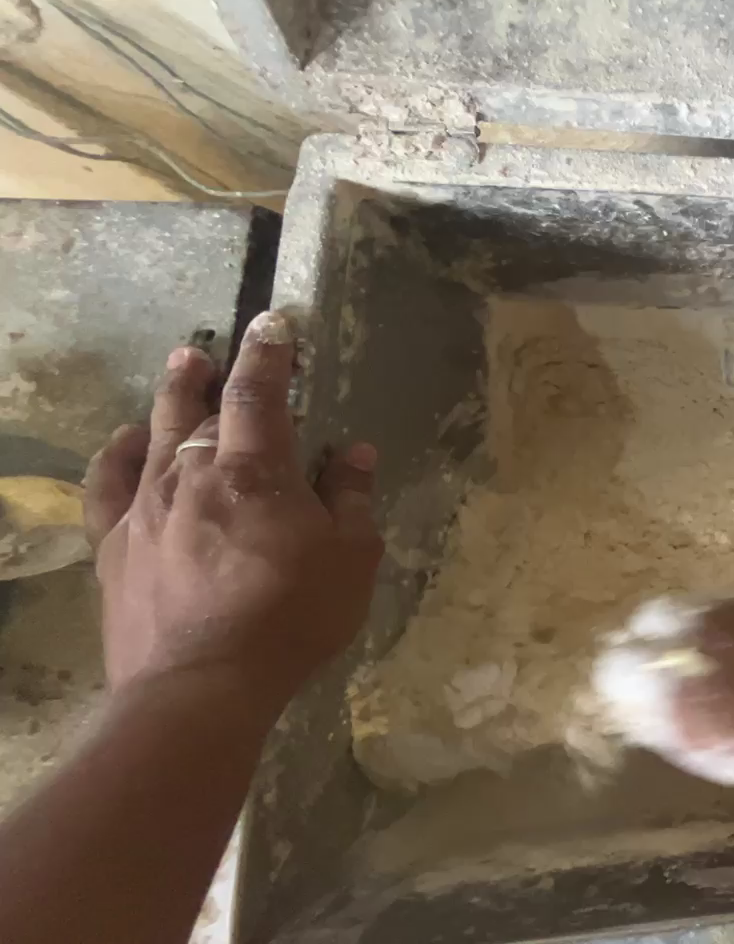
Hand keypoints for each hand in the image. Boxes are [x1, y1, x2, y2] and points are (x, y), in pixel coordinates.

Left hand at [82, 311, 383, 708]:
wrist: (202, 685)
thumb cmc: (296, 613)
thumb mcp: (352, 553)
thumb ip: (350, 495)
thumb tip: (352, 450)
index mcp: (257, 476)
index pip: (261, 398)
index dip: (269, 356)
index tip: (275, 321)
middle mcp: (193, 479)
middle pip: (201, 411)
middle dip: (215, 372)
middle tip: (219, 342)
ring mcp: (145, 511)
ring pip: (154, 438)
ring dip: (170, 399)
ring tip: (178, 366)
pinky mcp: (117, 546)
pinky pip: (108, 484)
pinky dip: (117, 453)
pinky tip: (126, 439)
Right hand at [590, 594, 733, 810]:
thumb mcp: (689, 743)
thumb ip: (656, 712)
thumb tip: (637, 695)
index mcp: (662, 676)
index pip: (616, 662)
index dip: (624, 675)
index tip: (633, 684)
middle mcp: (688, 632)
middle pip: (649, 620)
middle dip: (652, 638)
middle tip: (665, 661)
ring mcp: (726, 610)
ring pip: (686, 606)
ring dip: (686, 626)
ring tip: (701, 652)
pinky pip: (723, 604)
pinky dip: (720, 621)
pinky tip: (732, 644)